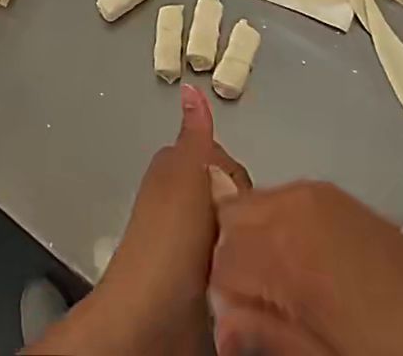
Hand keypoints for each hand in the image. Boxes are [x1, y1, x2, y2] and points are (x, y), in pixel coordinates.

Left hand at [26, 84, 250, 354]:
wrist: (155, 314)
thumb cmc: (169, 238)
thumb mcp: (186, 175)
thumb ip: (195, 135)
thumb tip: (190, 88)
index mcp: (176, 168)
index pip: (228, 161)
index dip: (237, 181)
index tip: (235, 202)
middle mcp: (183, 199)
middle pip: (238, 196)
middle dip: (247, 214)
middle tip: (238, 236)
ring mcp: (193, 239)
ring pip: (242, 230)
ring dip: (247, 244)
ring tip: (243, 262)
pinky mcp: (205, 275)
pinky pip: (239, 262)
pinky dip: (245, 269)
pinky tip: (245, 282)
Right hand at [208, 183, 356, 355]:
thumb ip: (269, 336)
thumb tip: (223, 324)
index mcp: (289, 245)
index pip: (217, 257)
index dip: (223, 298)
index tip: (243, 330)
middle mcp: (296, 204)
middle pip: (225, 218)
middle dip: (230, 261)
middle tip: (260, 313)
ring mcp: (317, 193)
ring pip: (248, 204)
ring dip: (250, 244)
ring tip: (284, 295)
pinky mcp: (335, 195)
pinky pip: (278, 201)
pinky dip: (273, 229)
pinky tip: (301, 272)